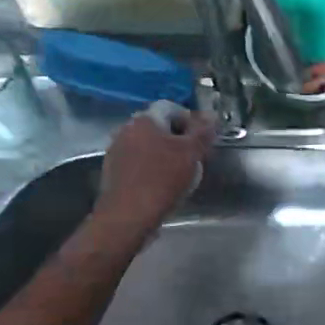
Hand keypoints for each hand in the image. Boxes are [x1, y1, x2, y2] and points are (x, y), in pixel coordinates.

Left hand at [96, 108, 214, 235]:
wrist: (128, 216)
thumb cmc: (163, 180)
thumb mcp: (191, 154)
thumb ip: (202, 132)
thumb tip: (211, 115)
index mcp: (144, 120)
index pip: (172, 108)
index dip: (191, 121)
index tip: (202, 141)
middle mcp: (126, 130)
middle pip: (159, 127)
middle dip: (179, 139)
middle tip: (194, 157)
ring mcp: (116, 151)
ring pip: (148, 145)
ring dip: (165, 154)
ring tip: (180, 175)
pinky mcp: (113, 172)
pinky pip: (138, 162)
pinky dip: (152, 168)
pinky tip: (162, 186)